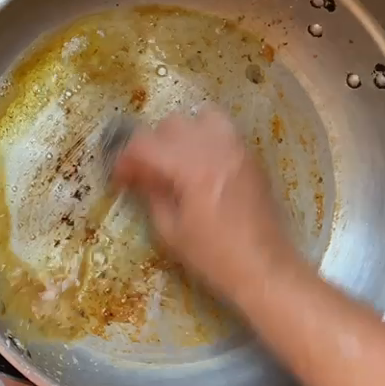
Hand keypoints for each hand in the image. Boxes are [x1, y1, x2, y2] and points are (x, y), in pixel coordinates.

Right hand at [112, 109, 303, 301]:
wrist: (265, 268)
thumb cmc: (213, 257)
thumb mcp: (170, 231)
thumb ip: (151, 194)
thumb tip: (136, 174)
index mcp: (192, 169)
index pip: (145, 144)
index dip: (125, 159)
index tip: (119, 177)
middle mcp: (216, 148)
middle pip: (171, 124)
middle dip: (151, 145)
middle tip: (145, 172)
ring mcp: (237, 148)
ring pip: (199, 117)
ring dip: (181, 135)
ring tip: (175, 161)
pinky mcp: (251, 156)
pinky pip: (223, 129)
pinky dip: (204, 137)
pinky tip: (199, 165)